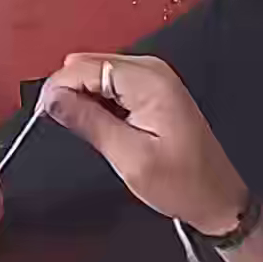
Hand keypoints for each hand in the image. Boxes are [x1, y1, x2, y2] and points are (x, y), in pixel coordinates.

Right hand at [42, 53, 247, 234]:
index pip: (87, 66)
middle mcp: (150, 67)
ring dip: (82, 94)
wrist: (218, 197)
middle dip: (69, 89)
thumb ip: (88, 121)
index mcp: (148, 79)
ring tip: (80, 127)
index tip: (44, 114)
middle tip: (61, 125)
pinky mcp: (151, 86)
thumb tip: (51, 97)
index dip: (60, 86)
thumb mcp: (129, 157)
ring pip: (98, 71)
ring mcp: (152, 74)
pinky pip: (111, 81)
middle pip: (92, 64)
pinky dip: (98, 98)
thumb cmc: (179, 183)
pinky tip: (98, 122)